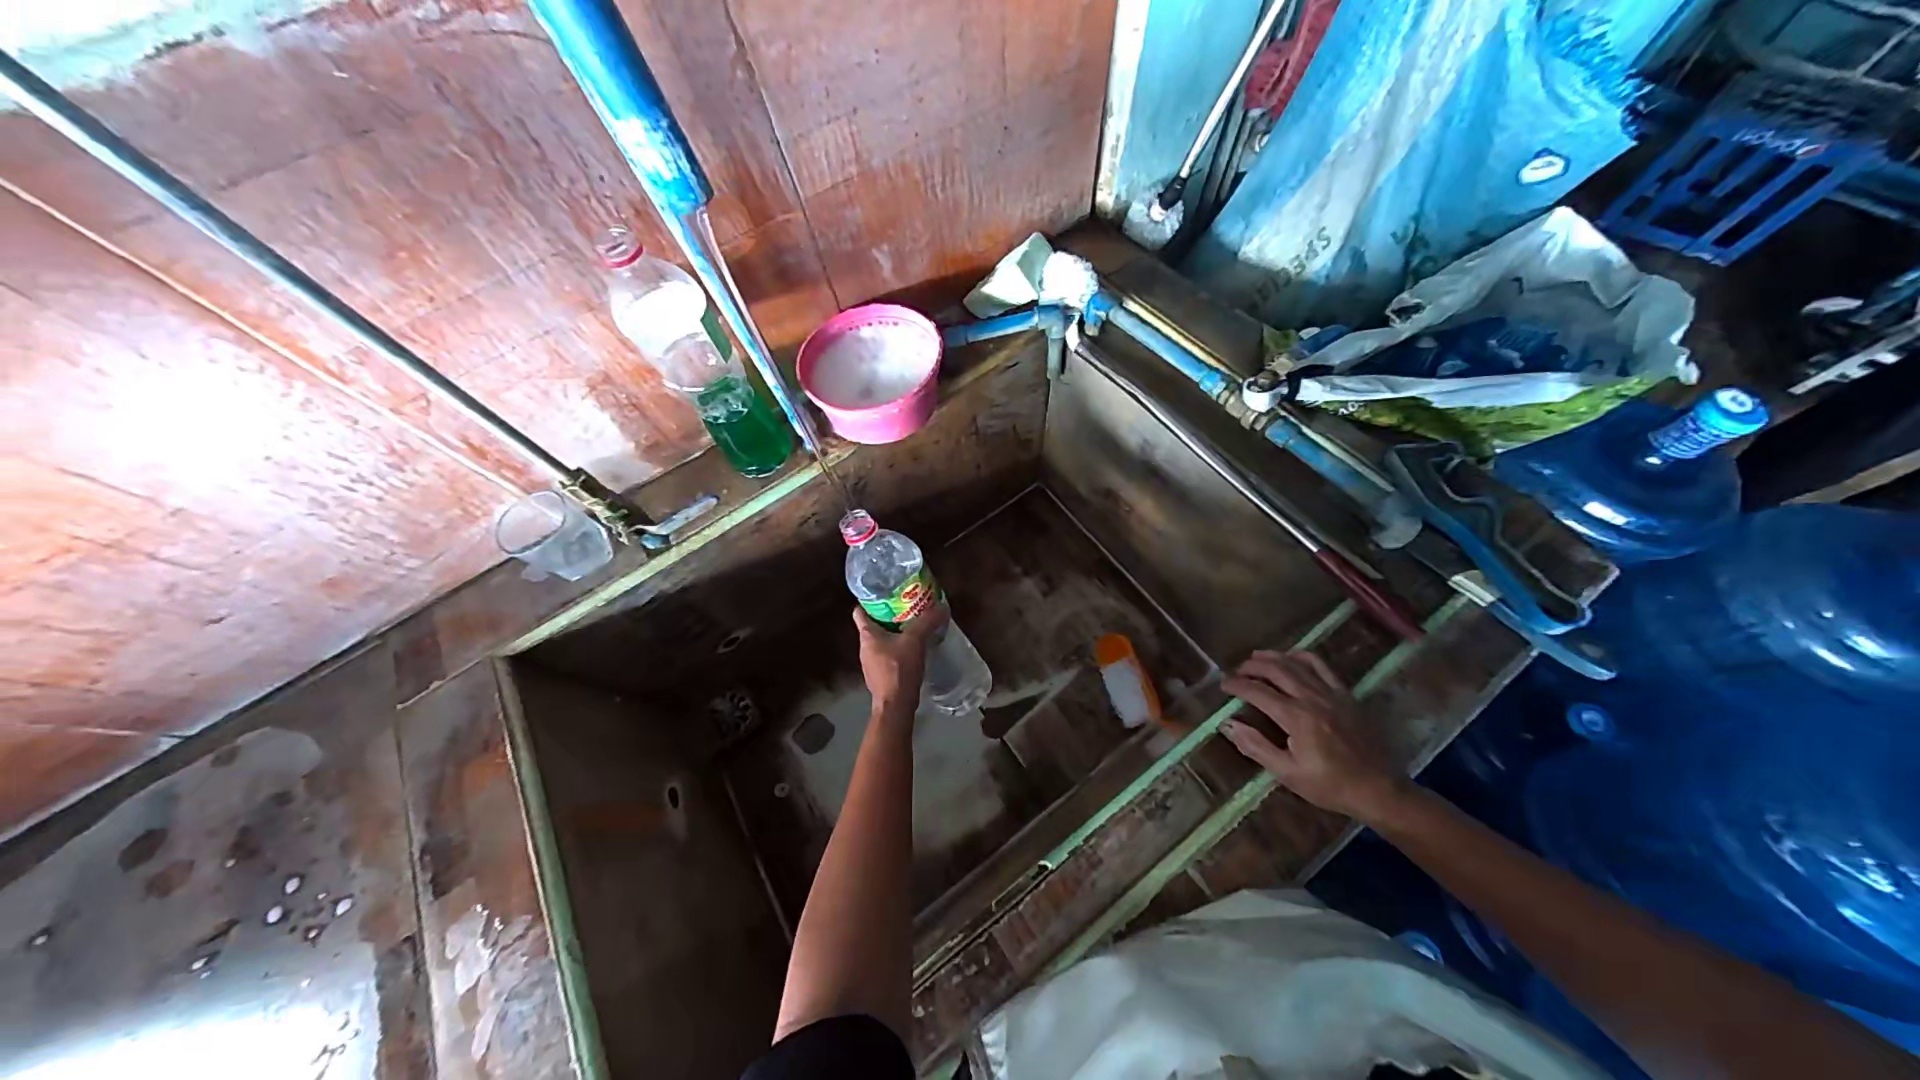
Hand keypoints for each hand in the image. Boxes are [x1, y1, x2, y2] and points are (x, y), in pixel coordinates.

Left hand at [852, 605, 947, 711]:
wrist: (896, 705)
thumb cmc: (899, 669)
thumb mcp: (915, 641)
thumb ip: (927, 622)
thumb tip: (942, 607)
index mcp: (867, 635)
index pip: (859, 611)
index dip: (870, 601)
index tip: (886, 595)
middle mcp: (865, 648)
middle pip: (873, 625)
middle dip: (889, 616)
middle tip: (907, 608)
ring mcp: (871, 663)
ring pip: (881, 641)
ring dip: (895, 634)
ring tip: (914, 627)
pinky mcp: (881, 676)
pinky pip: (888, 655)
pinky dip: (898, 649)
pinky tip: (914, 650)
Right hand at [1220, 650, 1407, 821]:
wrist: (1378, 789)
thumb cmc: (1329, 785)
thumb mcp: (1287, 773)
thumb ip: (1256, 746)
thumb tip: (1227, 725)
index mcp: (1296, 718)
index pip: (1257, 692)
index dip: (1236, 685)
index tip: (1223, 685)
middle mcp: (1312, 698)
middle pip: (1275, 669)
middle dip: (1251, 666)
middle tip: (1236, 671)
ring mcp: (1331, 693)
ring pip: (1296, 662)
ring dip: (1272, 656)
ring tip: (1256, 658)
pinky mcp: (1345, 694)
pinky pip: (1322, 666)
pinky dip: (1302, 656)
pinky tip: (1291, 658)